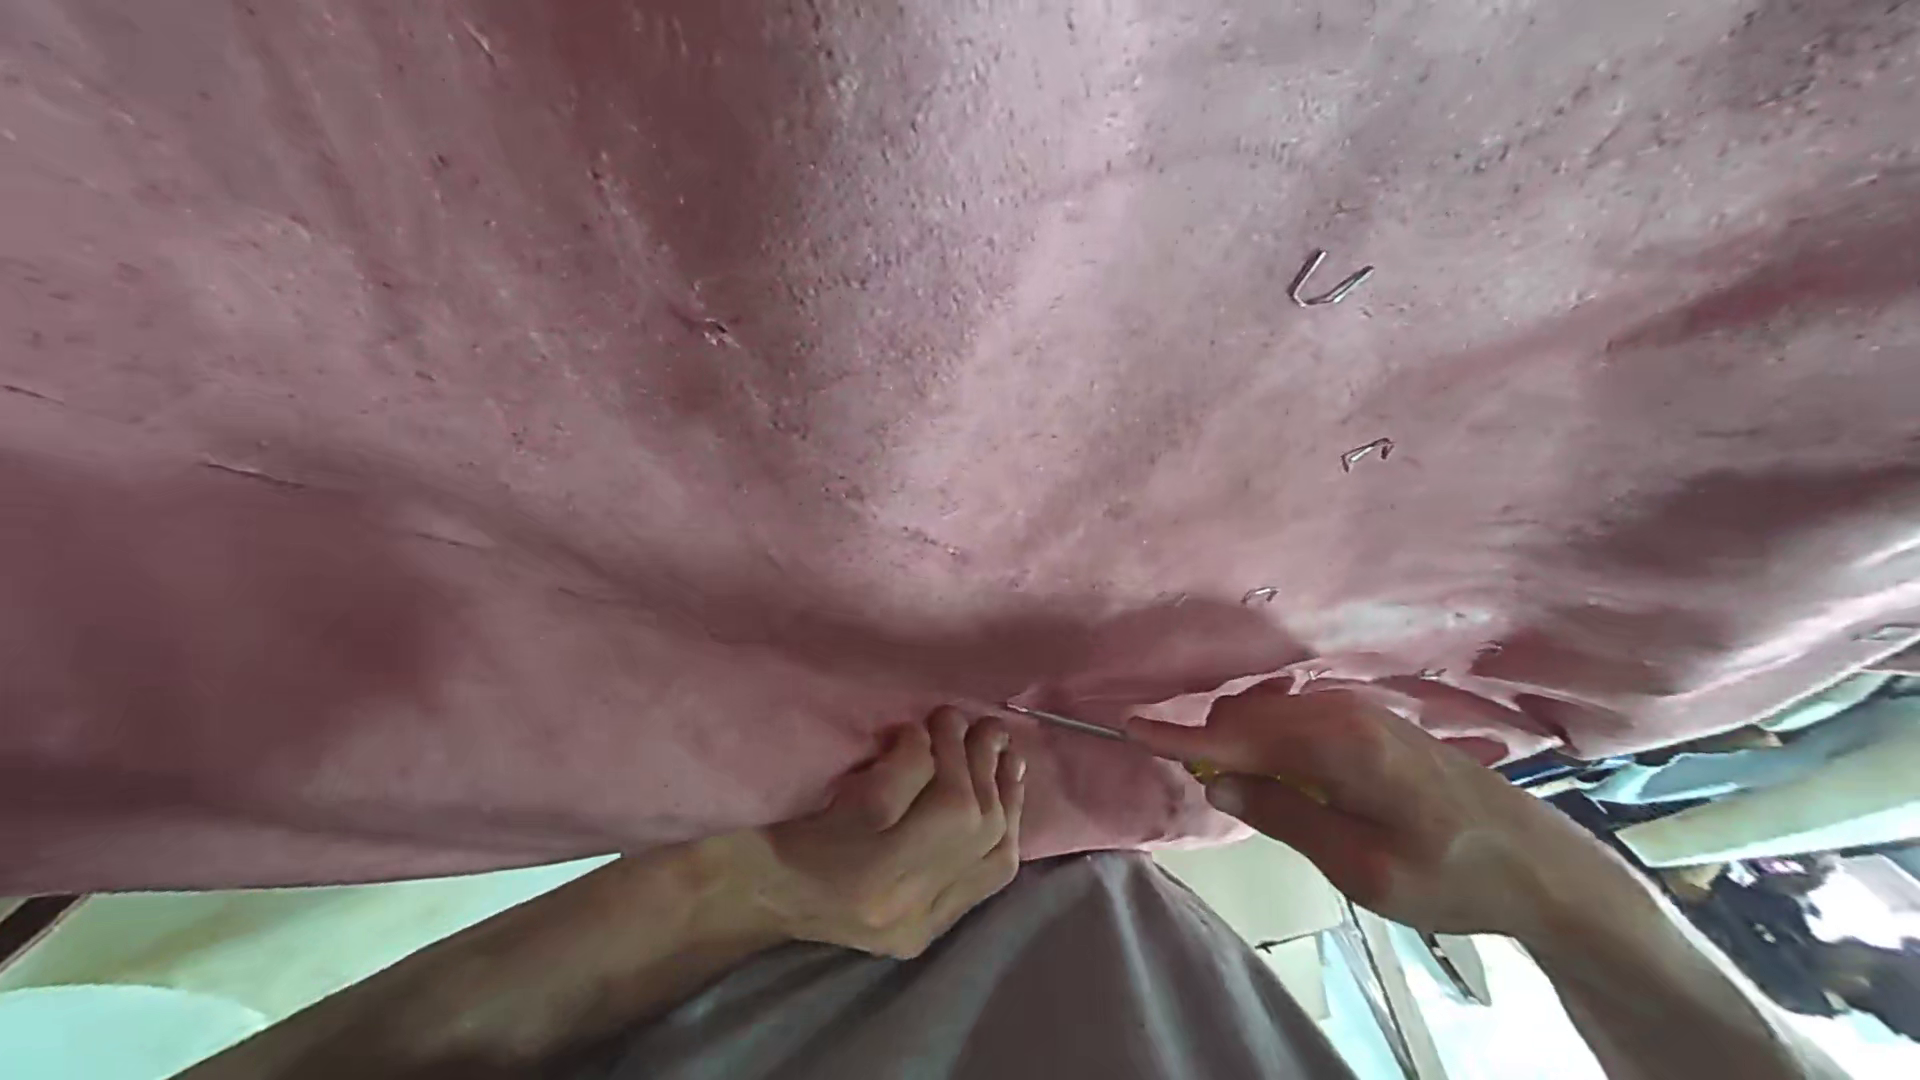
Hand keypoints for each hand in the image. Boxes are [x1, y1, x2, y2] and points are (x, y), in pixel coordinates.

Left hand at [719, 706, 1026, 958]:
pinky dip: (914, 748)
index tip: (1013, 764)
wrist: (723, 887)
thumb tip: (994, 773)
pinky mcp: (846, 845)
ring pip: (954, 806)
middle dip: (990, 769)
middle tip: (986, 729)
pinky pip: (903, 782)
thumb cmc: (799, 866)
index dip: (1014, 806)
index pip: (997, 865)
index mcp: (919, 928)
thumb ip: (932, 845)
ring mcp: (877, 884)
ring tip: (950, 719)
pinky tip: (907, 733)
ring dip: (957, 750)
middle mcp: (906, 915)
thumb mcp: (876, 875)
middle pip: (983, 831)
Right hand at [1129, 682, 1622, 940]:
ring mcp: (1356, 710)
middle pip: (1246, 718)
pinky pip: (1293, 719)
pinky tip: (1295, 779)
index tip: (1131, 728)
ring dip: (1244, 745)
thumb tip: (1215, 781)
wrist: (1545, 866)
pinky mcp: (1366, 718)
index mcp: (1339, 746)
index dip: (1179, 737)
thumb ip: (1282, 816)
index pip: (1236, 739)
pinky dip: (1271, 742)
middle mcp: (1341, 712)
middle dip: (1215, 746)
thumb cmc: (1452, 876)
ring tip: (1264, 794)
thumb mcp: (1362, 868)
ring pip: (1268, 716)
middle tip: (1218, 793)